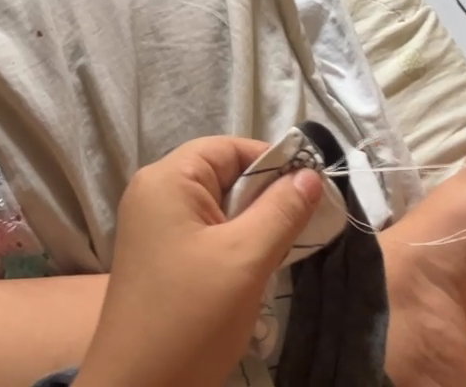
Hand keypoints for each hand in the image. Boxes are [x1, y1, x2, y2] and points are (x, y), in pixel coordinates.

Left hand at [73, 136, 323, 386]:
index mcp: (167, 179)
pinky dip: (234, 242)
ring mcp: (153, 225)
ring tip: (285, 247)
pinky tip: (256, 267)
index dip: (272, 161)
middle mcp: (155, 192)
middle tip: (305, 222)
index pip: (228, 148)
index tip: (312, 189)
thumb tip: (310, 174)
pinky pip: (205, 231)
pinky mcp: (159, 255)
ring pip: (218, 205)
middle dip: (265, 195)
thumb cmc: (190, 318)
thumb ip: (282, 211)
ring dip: (253, 222)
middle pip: (223, 174)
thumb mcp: (245, 259)